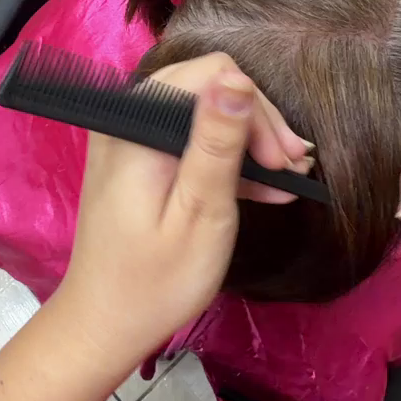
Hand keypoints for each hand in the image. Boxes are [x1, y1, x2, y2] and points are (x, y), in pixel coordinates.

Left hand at [47, 54, 308, 378]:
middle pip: (206, 86)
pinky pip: (187, 138)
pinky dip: (225, 157)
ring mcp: (130, 137)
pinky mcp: (138, 158)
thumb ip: (217, 143)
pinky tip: (266, 186)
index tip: (284, 159)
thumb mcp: (201, 213)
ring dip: (248, 141)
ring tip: (290, 178)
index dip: (255, 109)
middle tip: (295, 168)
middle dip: (256, 123)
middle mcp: (127, 118)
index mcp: (136, 125)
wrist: (105, 325)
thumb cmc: (155, 281)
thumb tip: (238, 78)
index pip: (210, 74)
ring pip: (202, 111)